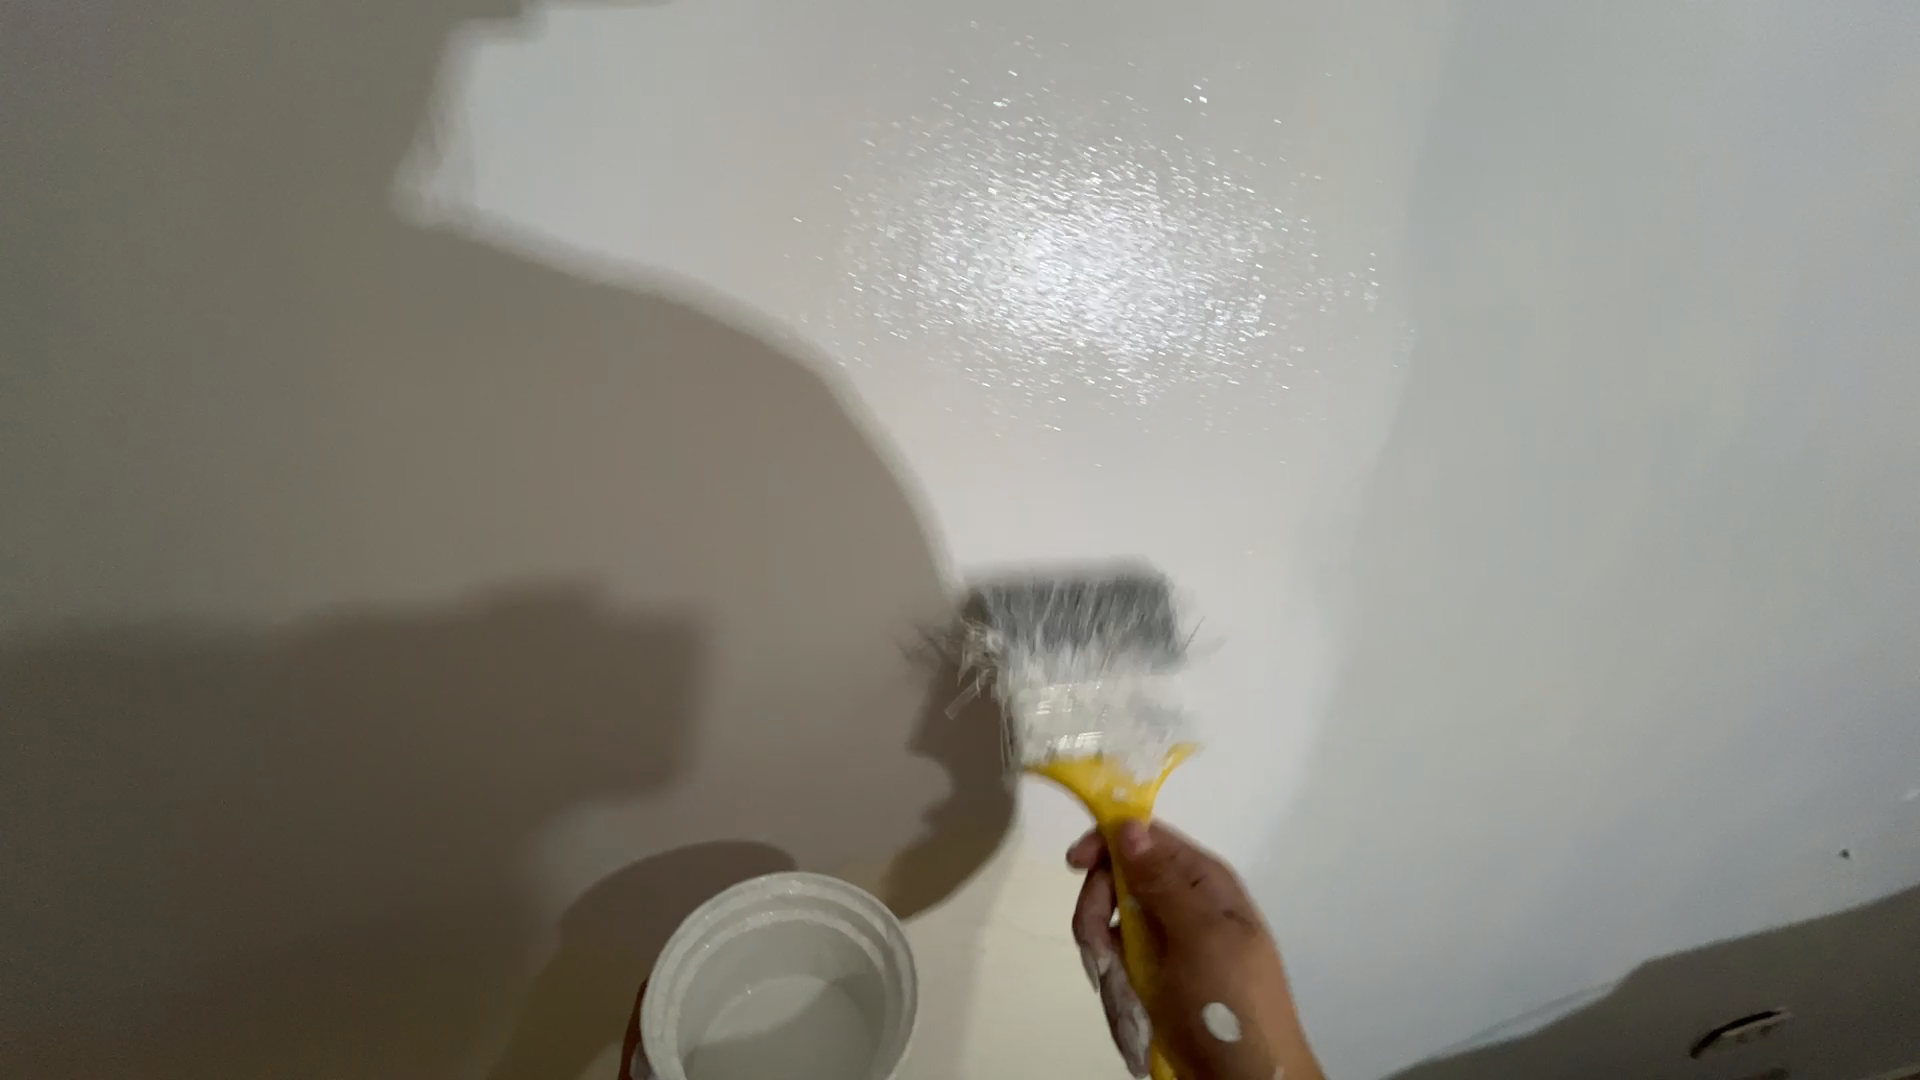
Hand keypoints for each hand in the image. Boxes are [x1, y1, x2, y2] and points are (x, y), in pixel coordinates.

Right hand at [1068, 821, 1323, 1079]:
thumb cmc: (1231, 1006)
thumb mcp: (1200, 937)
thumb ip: (1161, 880)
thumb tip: (1127, 823)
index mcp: (1201, 881)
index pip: (1144, 836)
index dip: (1106, 840)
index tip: (1074, 863)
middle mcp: (1181, 901)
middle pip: (1117, 877)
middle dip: (1098, 909)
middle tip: (1097, 946)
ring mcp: (1166, 940)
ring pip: (1108, 922)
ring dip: (1104, 953)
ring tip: (1121, 989)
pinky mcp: (1153, 975)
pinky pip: (1114, 960)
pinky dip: (1111, 979)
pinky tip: (1127, 1002)